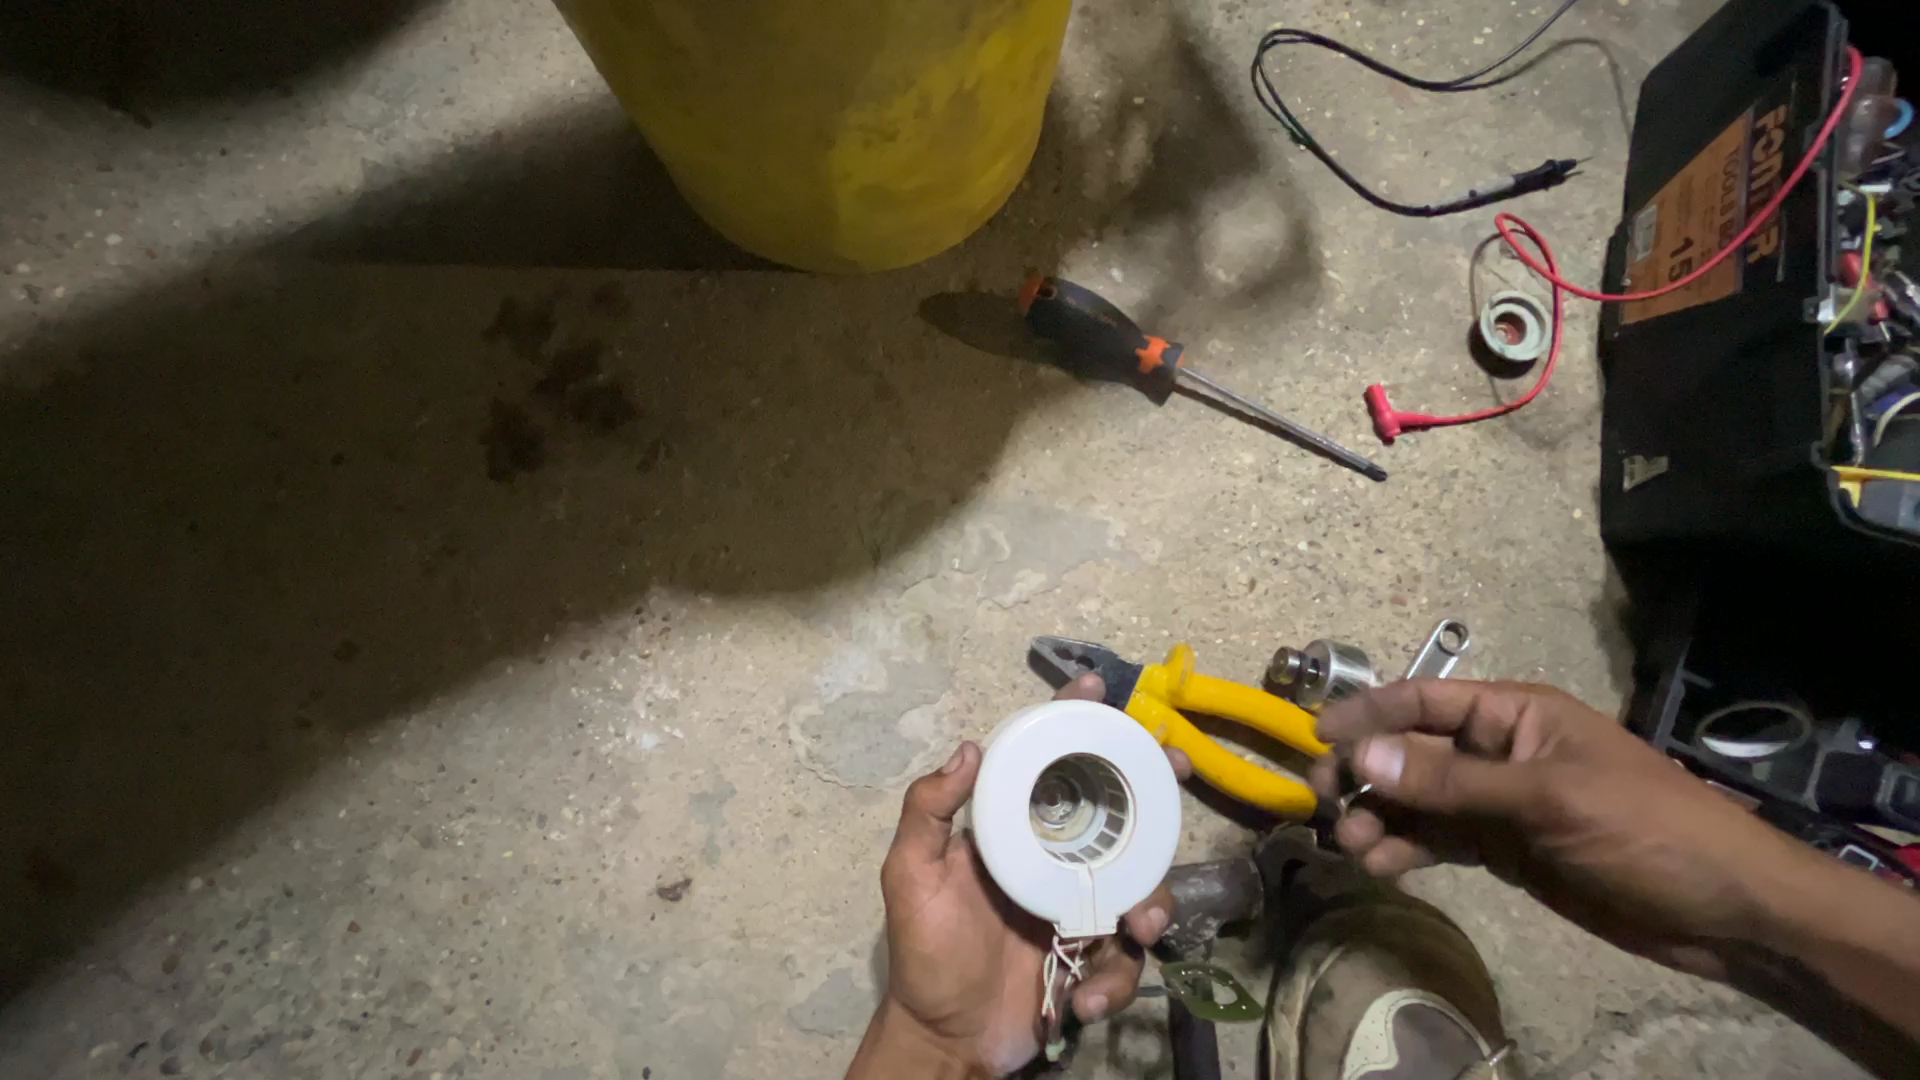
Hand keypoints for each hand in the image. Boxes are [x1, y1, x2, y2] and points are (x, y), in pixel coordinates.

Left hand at [850, 675, 1191, 1077]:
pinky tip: (1083, 996)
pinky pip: (1125, 957)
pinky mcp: (1094, 957)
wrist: (946, 1037)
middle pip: (1112, 812)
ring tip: (1137, 924)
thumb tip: (968, 746)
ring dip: (1150, 901)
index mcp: (1015, 829)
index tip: (1096, 687)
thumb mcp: (911, 875)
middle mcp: (1054, 857)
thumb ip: (927, 812)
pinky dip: (1114, 978)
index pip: (1044, 763)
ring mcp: (1078, 906)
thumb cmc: (926, 948)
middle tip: (1175, 772)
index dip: (1071, 721)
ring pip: (1138, 883)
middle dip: (1149, 788)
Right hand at [1307, 679, 1814, 979]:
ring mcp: (1490, 800)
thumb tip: (1359, 756)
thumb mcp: (1547, 798)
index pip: (1420, 700)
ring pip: (1411, 798)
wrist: (1734, 917)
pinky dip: (1401, 849)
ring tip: (1352, 845)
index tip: (1316, 737)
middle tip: (1324, 801)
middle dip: (1362, 773)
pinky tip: (1381, 866)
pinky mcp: (1494, 845)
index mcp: (1510, 715)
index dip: (1365, 713)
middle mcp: (1491, 750)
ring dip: (1377, 817)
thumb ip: (1450, 779)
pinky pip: (1431, 839)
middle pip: (1405, 750)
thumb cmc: (1647, 830)